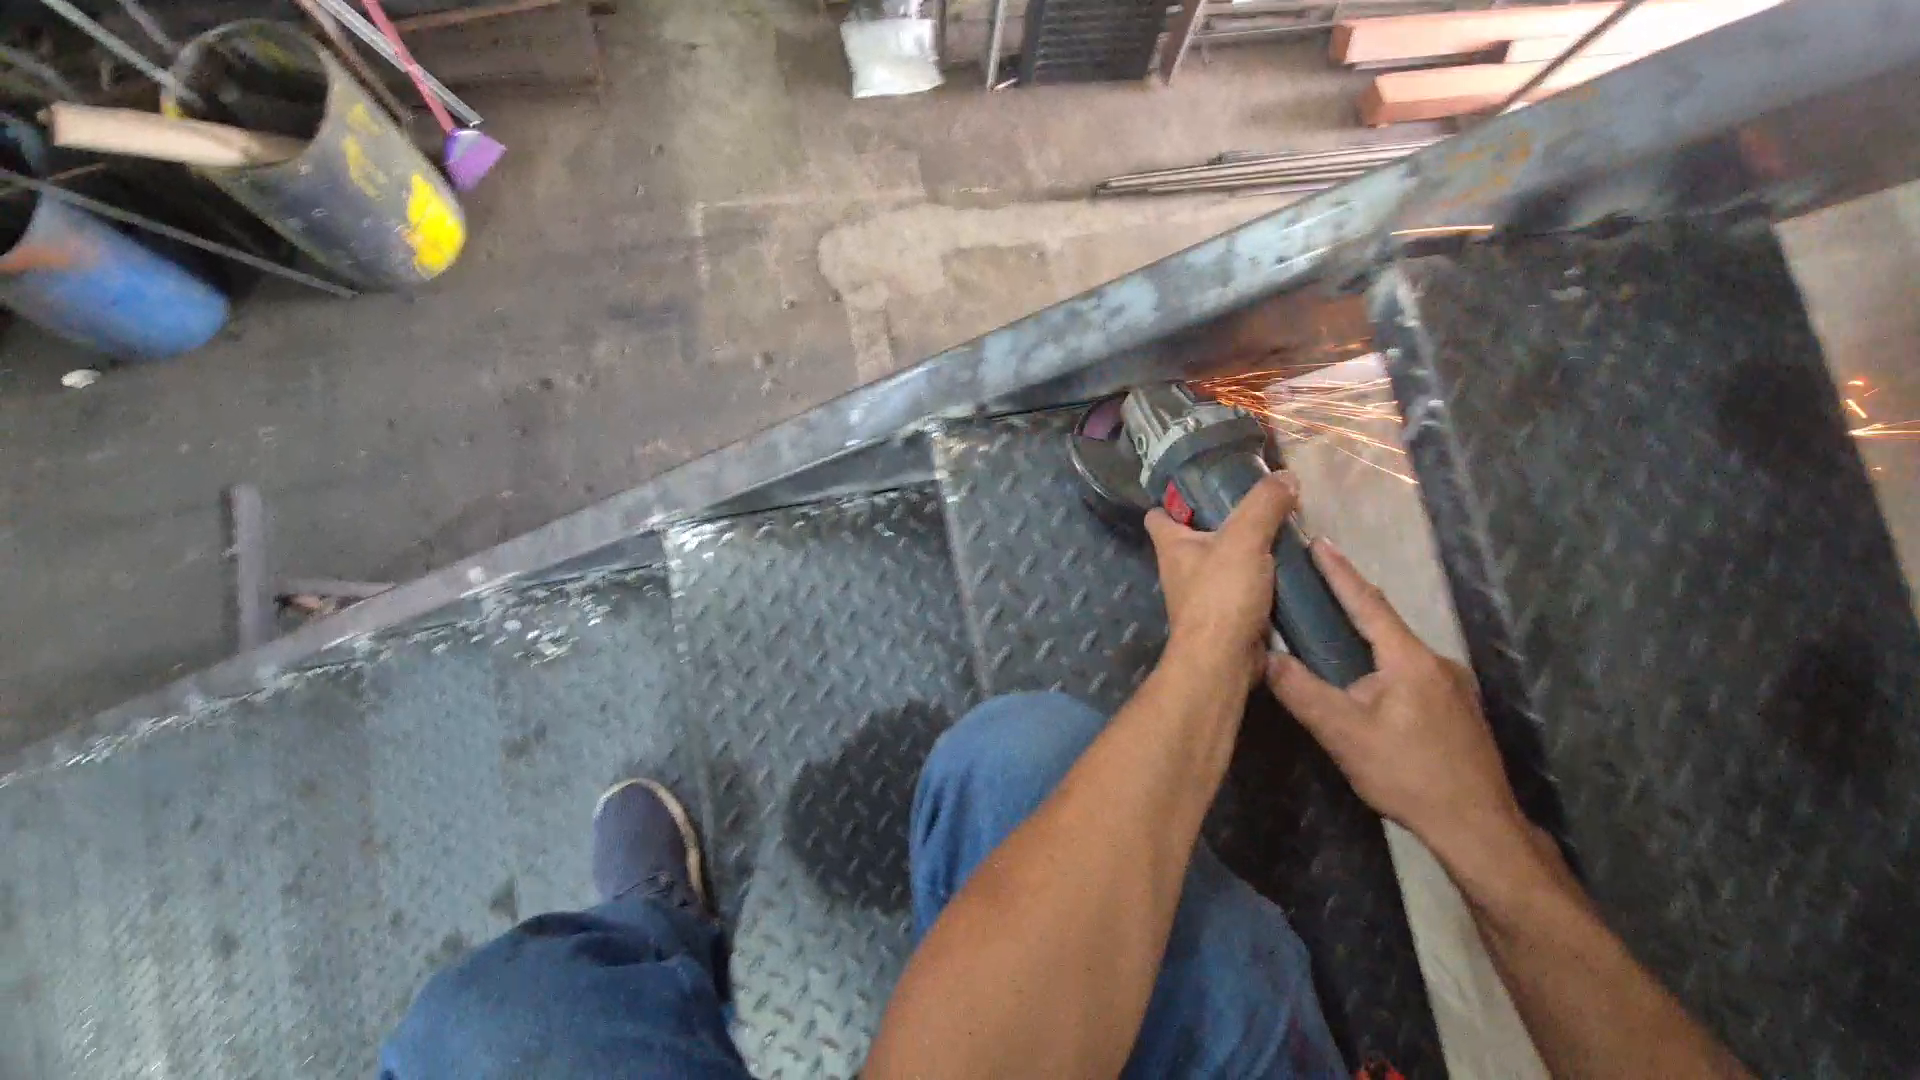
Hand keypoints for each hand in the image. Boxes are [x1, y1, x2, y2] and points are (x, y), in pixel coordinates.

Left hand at [1144, 470, 1297, 688]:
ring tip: (1283, 532)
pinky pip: (1244, 589)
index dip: (1175, 499)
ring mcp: (1202, 595)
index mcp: (1171, 546)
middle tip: (1261, 504)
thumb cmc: (1220, 595)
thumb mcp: (1243, 539)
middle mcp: (1181, 569)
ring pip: (1224, 563)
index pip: (1159, 515)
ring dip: (1248, 552)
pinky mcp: (1226, 616)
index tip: (1206, 484)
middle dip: (1225, 521)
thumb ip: (1263, 504)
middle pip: (1197, 536)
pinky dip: (1263, 579)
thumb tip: (1285, 475)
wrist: (1223, 661)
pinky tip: (1289, 569)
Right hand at [1265, 538, 1526, 857]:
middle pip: (1383, 624)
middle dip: (1348, 603)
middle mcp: (1435, 662)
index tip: (1318, 541)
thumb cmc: (1407, 774)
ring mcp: (1452, 686)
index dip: (1340, 572)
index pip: (1367, 603)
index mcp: (1409, 659)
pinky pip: (1409, 673)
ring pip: (1396, 652)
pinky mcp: (1456, 709)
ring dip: (1363, 641)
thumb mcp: (1343, 734)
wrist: (1477, 826)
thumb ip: (1302, 692)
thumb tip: (1265, 657)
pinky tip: (1364, 686)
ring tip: (1328, 640)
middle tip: (1311, 588)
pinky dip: (1380, 666)